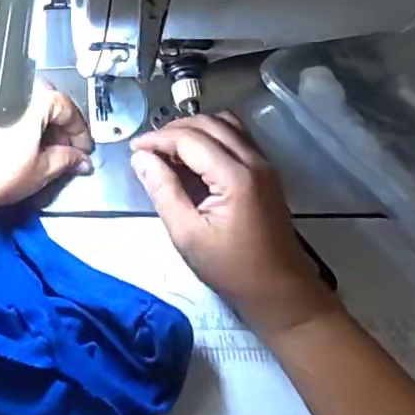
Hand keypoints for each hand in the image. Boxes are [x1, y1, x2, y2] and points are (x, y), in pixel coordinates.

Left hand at [0, 71, 94, 220]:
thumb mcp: (40, 171)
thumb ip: (66, 160)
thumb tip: (82, 160)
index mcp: (38, 97)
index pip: (68, 111)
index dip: (80, 134)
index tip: (83, 151)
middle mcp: (13, 86)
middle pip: (45, 100)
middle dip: (57, 124)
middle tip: (62, 149)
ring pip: (17, 90)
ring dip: (30, 109)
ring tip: (33, 136)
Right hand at [130, 113, 338, 336]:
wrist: (280, 290)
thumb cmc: (232, 270)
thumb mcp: (188, 236)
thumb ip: (163, 191)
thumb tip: (141, 158)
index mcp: (235, 176)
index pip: (190, 139)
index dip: (158, 138)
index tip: (134, 148)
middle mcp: (253, 159)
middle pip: (208, 124)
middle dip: (174, 130)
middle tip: (148, 149)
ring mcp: (263, 162)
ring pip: (224, 123)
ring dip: (194, 129)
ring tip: (168, 149)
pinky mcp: (266, 168)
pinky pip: (236, 136)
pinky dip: (212, 135)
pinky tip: (194, 155)